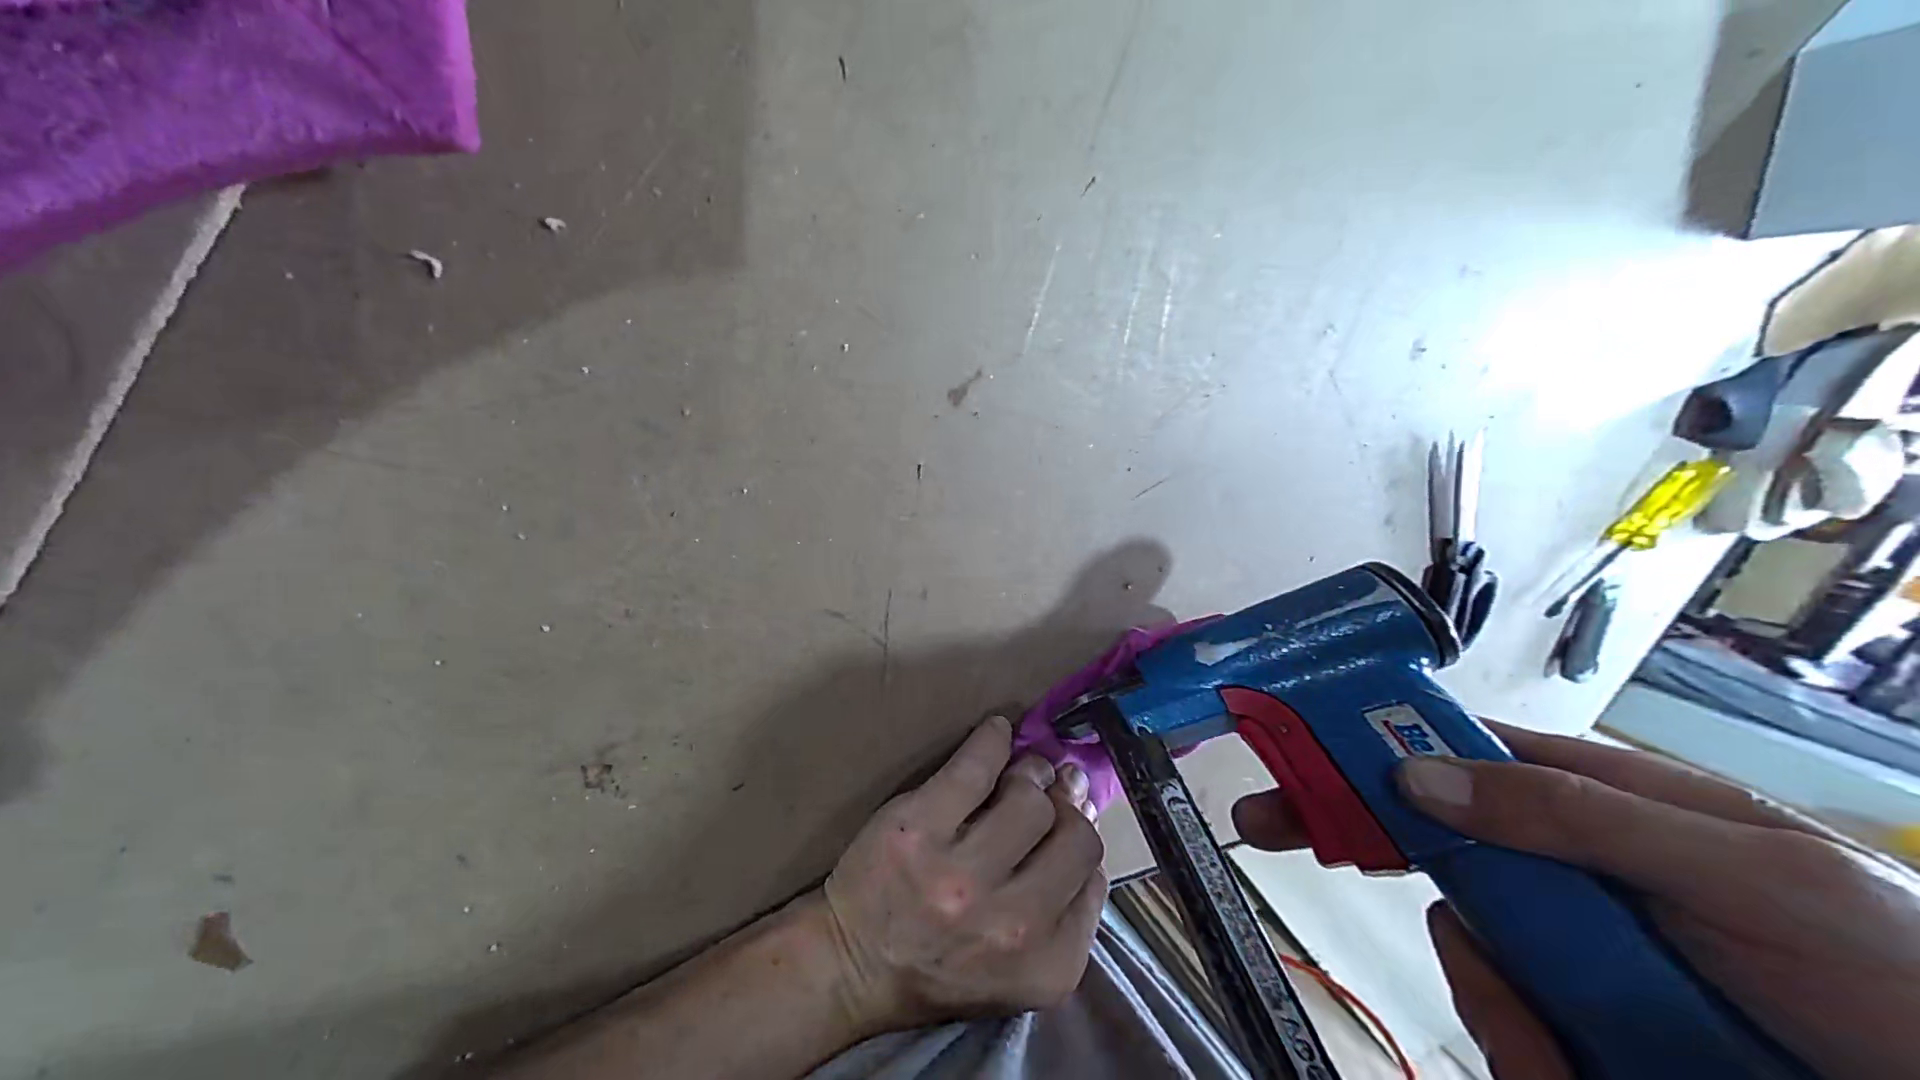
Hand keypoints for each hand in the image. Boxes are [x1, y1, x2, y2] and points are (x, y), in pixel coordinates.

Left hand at [820, 715, 1107, 1034]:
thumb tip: (1084, 807)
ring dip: (1029, 774)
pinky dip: (991, 740)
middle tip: (1044, 790)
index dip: (1079, 835)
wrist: (855, 967)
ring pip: (1029, 795)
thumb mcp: (1022, 963)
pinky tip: (995, 733)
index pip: (1094, 872)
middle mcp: (1010, 923)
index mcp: (1047, 964)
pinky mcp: (917, 830)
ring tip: (1017, 774)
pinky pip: (975, 764)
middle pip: (1072, 831)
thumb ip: (1065, 904)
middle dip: (1061, 804)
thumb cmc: (944, 963)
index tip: (1068, 815)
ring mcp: (961, 875)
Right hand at [1234, 721, 1919, 1079]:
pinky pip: (1504, 1022)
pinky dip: (1527, 1051)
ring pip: (1464, 947)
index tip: (1290, 748)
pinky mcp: (1571, 1016)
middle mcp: (1550, 857)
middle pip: (1420, 836)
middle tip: (1259, 830)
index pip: (1443, 747)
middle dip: (1347, 836)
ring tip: (1579, 1053)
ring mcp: (1559, 941)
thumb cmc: (1886, 963)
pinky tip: (1581, 1067)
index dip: (1362, 740)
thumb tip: (1413, 774)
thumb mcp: (1743, 867)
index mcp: (1581, 795)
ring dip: (1500, 1001)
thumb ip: (1573, 811)